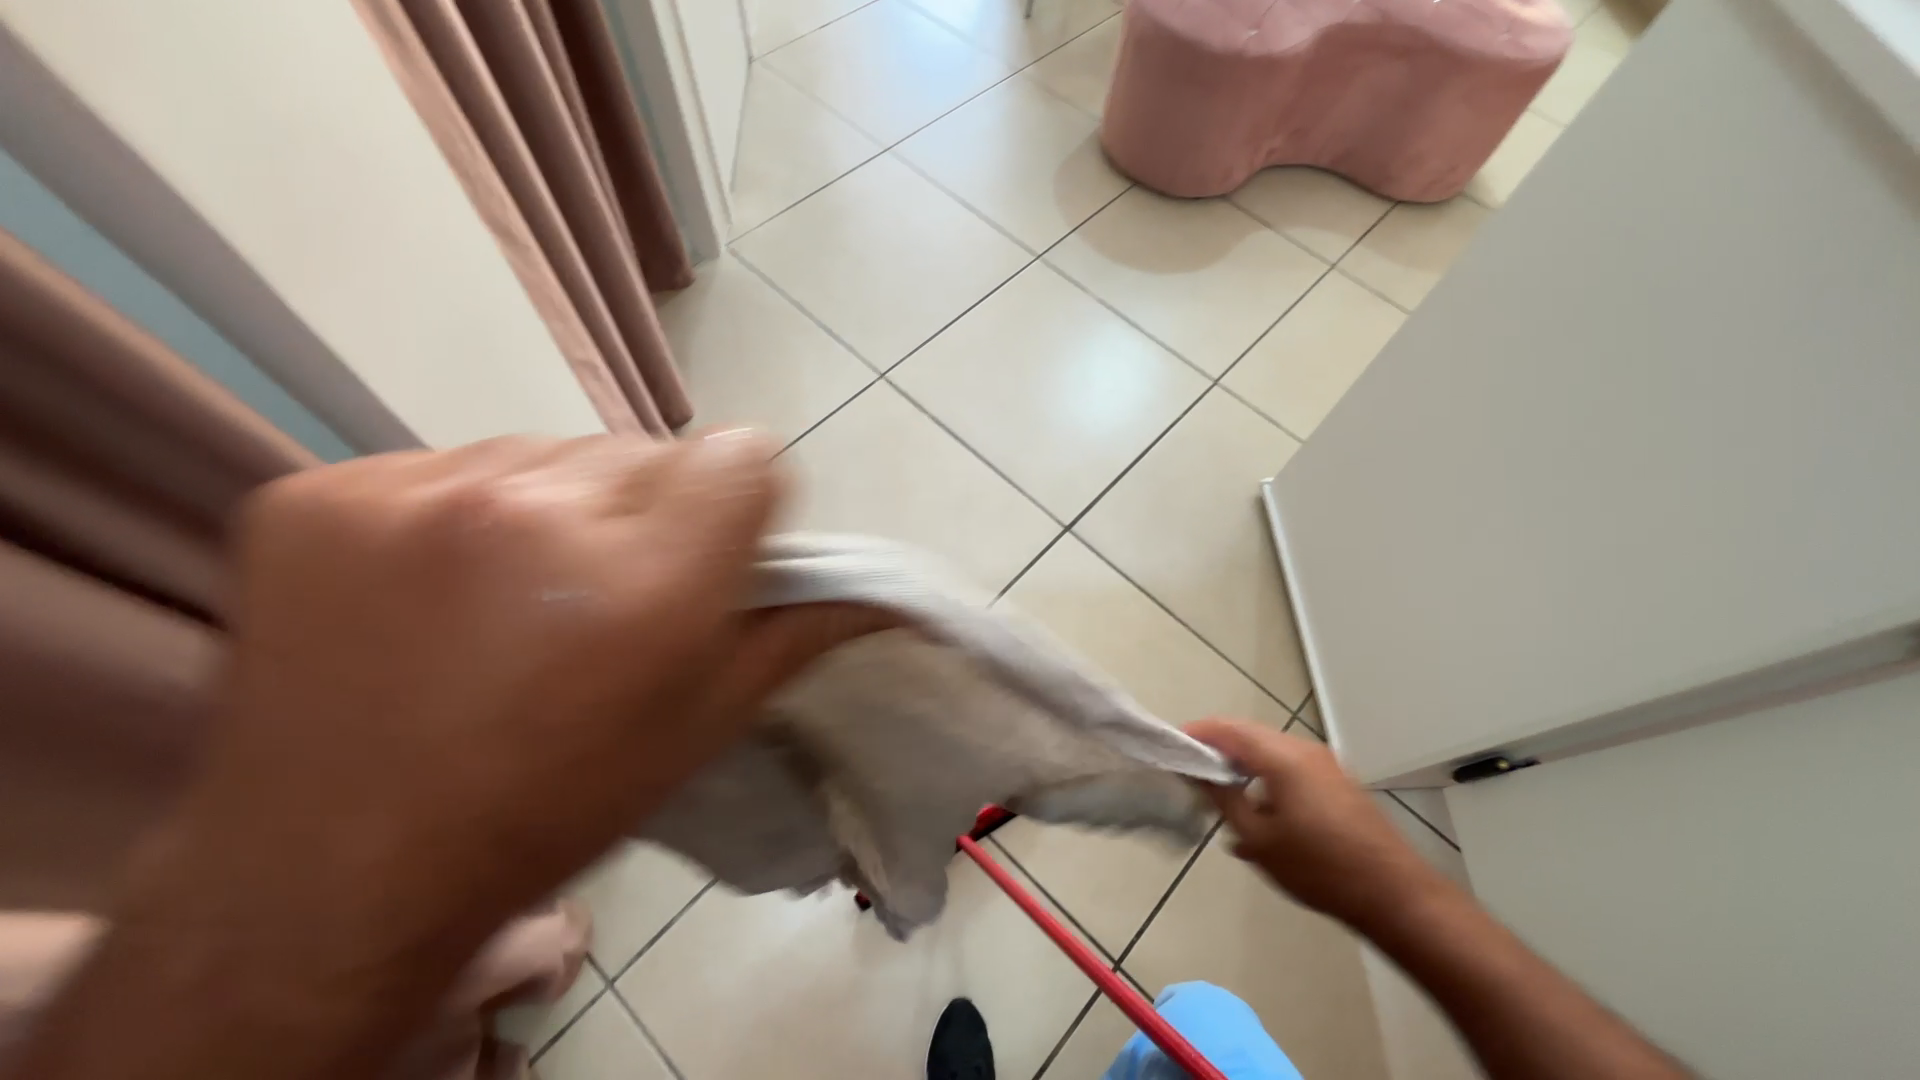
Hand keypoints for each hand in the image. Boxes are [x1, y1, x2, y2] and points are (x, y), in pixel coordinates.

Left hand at [159, 432, 889, 966]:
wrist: (338, 870)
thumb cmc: (557, 802)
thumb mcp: (702, 725)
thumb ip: (799, 632)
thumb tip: (887, 593)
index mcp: (648, 581)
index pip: (744, 455)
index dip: (741, 503)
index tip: (713, 554)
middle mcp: (537, 509)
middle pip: (647, 451)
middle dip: (649, 511)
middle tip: (606, 597)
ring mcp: (413, 490)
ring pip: (547, 454)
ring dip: (554, 509)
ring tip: (513, 598)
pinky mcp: (318, 492)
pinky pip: (440, 468)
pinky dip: (455, 516)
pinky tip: (430, 594)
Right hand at [1184, 718, 1446, 930]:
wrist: (1394, 895)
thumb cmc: (1319, 868)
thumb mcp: (1258, 838)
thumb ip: (1224, 799)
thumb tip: (1199, 773)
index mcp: (1283, 757)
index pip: (1227, 729)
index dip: (1196, 733)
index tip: (1170, 745)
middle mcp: (1305, 750)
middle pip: (1250, 734)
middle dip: (1217, 747)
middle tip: (1189, 768)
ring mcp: (1326, 765)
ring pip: (1271, 751)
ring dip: (1242, 763)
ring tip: (1218, 792)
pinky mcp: (1338, 783)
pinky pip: (1290, 766)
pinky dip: (1266, 775)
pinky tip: (1256, 810)